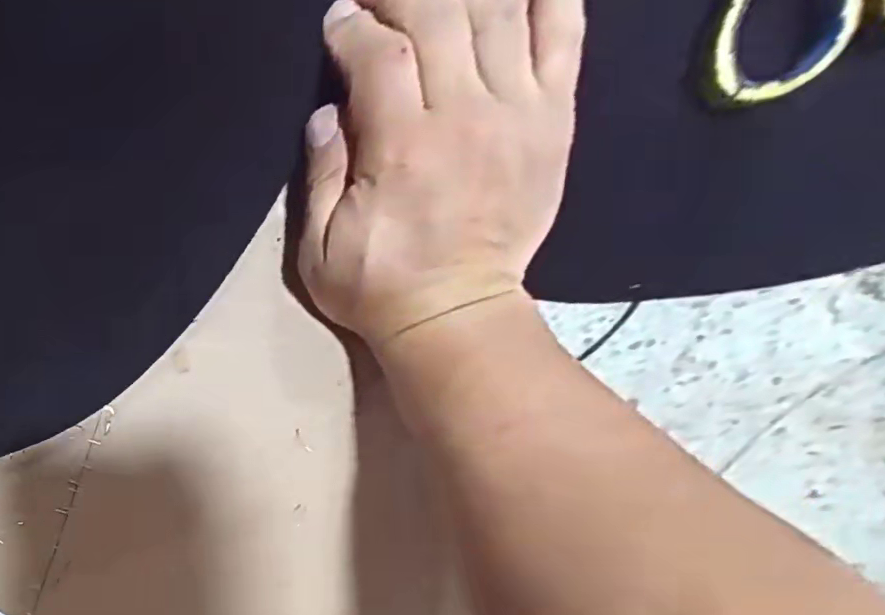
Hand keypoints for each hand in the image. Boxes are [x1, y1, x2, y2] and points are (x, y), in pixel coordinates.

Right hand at [298, 0, 583, 344]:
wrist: (454, 315)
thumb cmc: (377, 288)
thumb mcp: (320, 250)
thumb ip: (321, 178)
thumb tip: (326, 114)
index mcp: (400, 148)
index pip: (378, 55)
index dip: (353, 27)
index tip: (337, 21)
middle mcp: (463, 114)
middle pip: (438, 13)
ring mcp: (517, 112)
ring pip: (499, 9)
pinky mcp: (553, 120)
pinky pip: (563, 32)